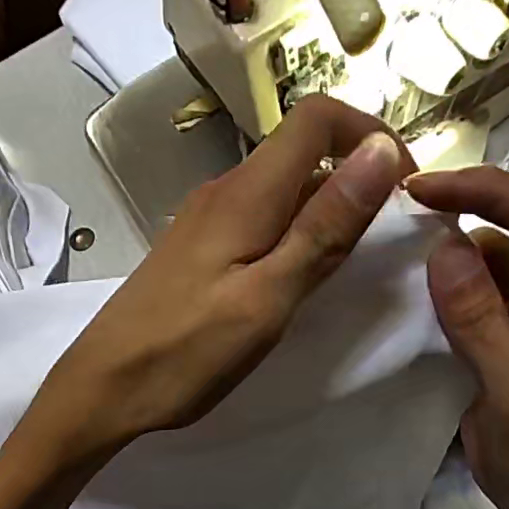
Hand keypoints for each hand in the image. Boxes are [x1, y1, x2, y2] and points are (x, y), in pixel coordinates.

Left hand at [20, 95, 411, 459]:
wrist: (103, 389)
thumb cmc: (185, 352)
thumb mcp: (268, 297)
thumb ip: (323, 228)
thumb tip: (380, 153)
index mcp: (245, 194)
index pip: (318, 119)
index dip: (371, 135)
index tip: (405, 189)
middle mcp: (224, 192)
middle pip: (303, 155)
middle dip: (356, 181)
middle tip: (385, 243)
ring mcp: (206, 221)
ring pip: (283, 192)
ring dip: (327, 214)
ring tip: (347, 270)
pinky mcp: (198, 251)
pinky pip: (260, 223)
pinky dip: (294, 238)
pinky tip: (297, 284)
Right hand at [405, 167, 508, 508]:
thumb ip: (481, 320)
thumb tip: (442, 248)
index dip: (494, 193)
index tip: (429, 188)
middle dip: (473, 205)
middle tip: (409, 199)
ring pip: (497, 253)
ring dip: (455, 245)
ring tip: (403, 240)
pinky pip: (477, 287)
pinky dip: (447, 280)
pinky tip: (415, 280)